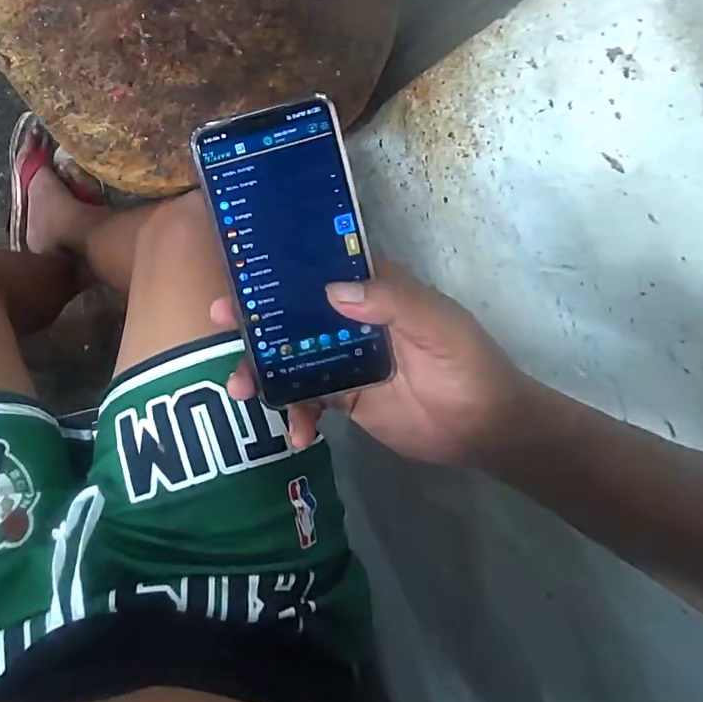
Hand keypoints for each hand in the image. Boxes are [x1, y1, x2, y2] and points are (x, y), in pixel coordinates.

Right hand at [211, 260, 537, 465]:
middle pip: (296, 311)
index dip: (285, 266)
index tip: (246, 268)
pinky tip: (298, 435)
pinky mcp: (345, 397)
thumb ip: (392, 302)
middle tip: (219, 322)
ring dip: (263, 370)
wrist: (483, 427)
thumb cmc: (465, 362)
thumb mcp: (436, 324)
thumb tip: (332, 289)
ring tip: (241, 391)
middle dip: (257, 317)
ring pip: (292, 356)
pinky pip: (308, 400)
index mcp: (375, 290)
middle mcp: (353, 318)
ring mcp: (345, 358)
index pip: (324, 266)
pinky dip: (296, 415)